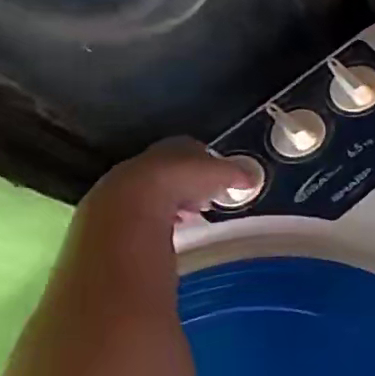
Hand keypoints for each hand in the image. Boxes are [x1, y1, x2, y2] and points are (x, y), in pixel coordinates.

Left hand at [81, 138, 254, 226]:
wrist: (134, 202)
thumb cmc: (182, 180)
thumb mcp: (221, 175)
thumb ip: (238, 174)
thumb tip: (253, 177)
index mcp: (176, 146)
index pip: (194, 149)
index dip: (209, 163)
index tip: (219, 179)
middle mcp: (152, 159)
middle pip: (174, 170)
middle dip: (190, 184)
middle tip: (205, 200)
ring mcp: (132, 182)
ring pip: (158, 190)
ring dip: (173, 203)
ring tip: (189, 218)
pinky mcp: (120, 206)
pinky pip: (145, 210)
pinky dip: (158, 218)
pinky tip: (168, 229)